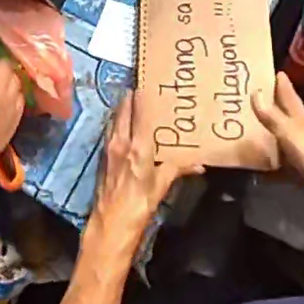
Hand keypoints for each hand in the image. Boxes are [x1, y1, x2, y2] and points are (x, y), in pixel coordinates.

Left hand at [88, 91, 202, 255]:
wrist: (111, 222)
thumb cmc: (139, 204)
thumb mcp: (161, 186)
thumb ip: (178, 169)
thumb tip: (200, 164)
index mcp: (137, 145)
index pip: (139, 111)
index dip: (143, 94)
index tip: (151, 81)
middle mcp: (120, 141)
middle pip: (123, 110)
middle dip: (131, 96)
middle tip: (142, 84)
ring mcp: (109, 147)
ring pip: (115, 118)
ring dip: (122, 107)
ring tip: (133, 97)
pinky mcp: (103, 155)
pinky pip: (110, 130)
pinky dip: (116, 121)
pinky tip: (123, 122)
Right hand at [252, 73, 303, 226]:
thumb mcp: (291, 134)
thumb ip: (272, 117)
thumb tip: (255, 91)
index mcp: (303, 119)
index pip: (289, 95)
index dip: (280, 83)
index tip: (267, 69)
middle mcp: (303, 133)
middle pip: (282, 115)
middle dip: (267, 106)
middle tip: (243, 96)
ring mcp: (302, 154)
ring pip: (278, 139)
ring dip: (263, 134)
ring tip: (240, 127)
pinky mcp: (300, 174)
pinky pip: (278, 164)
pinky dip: (265, 163)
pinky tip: (251, 164)